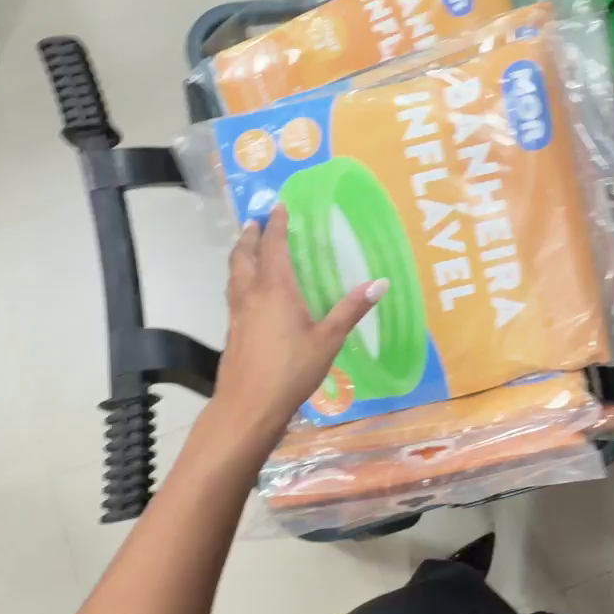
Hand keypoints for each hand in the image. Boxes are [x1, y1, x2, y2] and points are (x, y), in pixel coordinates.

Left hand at [212, 204, 385, 442]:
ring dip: (241, 255)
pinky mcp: (233, 331)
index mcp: (275, 289)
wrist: (249, 406)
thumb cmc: (291, 370)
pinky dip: (240, 279)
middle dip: (250, 235)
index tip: (279, 206)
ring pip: (234, 274)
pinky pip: (234, 293)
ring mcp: (238, 313)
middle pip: (244, 255)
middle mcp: (251, 294)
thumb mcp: (328, 340)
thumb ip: (351, 309)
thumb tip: (380, 282)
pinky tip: (250, 293)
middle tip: (257, 222)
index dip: (277, 225)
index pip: (274, 247)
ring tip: (249, 249)